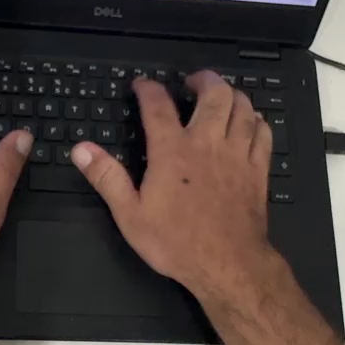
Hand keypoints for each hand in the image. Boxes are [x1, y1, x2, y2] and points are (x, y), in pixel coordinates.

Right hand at [71, 71, 278, 301]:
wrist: (227, 264)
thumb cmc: (176, 243)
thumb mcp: (130, 214)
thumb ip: (106, 178)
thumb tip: (81, 150)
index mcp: (172, 152)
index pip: (158, 105)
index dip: (148, 88)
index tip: (142, 84)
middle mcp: (207, 144)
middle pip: (213, 94)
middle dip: (203, 79)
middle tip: (193, 81)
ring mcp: (237, 155)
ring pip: (242, 108)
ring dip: (232, 95)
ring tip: (222, 95)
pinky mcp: (258, 170)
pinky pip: (263, 133)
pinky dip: (257, 121)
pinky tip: (251, 123)